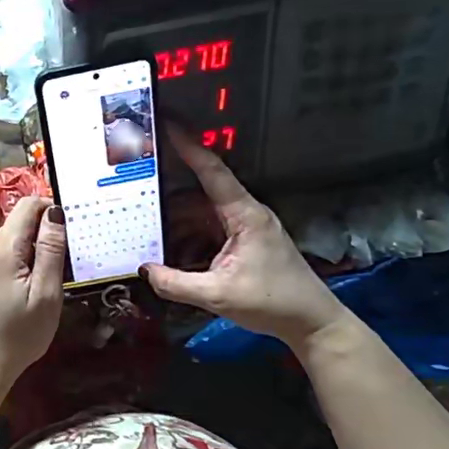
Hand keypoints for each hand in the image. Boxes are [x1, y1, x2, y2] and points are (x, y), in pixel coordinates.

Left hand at [0, 195, 66, 382]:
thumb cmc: (20, 334)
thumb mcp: (46, 293)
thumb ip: (51, 249)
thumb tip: (56, 212)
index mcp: (1, 248)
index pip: (28, 205)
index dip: (53, 210)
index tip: (72, 232)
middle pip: (20, 221)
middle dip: (44, 234)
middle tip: (65, 261)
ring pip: (12, 238)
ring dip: (33, 249)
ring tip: (48, 277)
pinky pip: (2, 253)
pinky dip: (20, 260)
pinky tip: (29, 285)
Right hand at [143, 127, 350, 347]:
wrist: (312, 322)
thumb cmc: (272, 302)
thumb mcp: (218, 295)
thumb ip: (176, 283)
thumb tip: (143, 270)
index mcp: (245, 215)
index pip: (213, 173)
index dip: (189, 147)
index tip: (168, 125)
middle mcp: (244, 215)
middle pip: (199, 196)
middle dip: (168, 196)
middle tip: (137, 189)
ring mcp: (244, 230)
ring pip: (200, 217)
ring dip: (175, 225)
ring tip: (143, 230)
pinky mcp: (242, 246)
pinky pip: (207, 234)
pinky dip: (186, 241)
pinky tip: (166, 254)